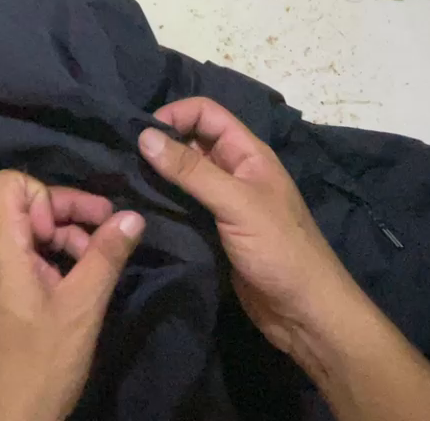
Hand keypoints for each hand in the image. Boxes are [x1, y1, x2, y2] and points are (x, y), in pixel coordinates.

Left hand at [0, 170, 144, 420]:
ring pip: (23, 234)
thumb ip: (106, 256)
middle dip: (65, 216)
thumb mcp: (82, 308)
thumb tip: (131, 216)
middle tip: (105, 238)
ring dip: (61, 242)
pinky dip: (47, 262)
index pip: (10, 182)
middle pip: (22, 206)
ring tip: (92, 271)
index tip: (70, 230)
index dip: (46, 195)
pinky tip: (71, 291)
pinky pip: (16, 259)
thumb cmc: (39, 364)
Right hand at [137, 98, 348, 363]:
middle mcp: (233, 170)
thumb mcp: (236, 204)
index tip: (141, 134)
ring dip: (157, 174)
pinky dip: (161, 201)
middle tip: (123, 157)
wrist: (307, 316)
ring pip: (183, 174)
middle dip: (159, 144)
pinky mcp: (212, 229)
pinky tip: (138, 205)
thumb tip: (144, 135)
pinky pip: (182, 204)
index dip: (175, 114)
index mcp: (247, 153)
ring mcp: (222, 201)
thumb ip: (191, 171)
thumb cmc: (280, 250)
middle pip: (190, 141)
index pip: (205, 113)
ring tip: (123, 179)